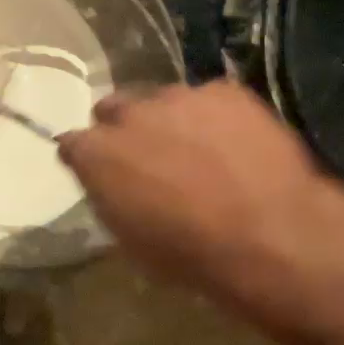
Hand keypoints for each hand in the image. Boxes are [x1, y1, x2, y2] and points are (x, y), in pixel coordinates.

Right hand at [57, 82, 323, 292]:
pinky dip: (215, 117)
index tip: (100, 173)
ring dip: (170, 121)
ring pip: (161, 101)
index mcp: (96, 153)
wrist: (271, 237)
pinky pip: (209, 99)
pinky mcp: (224, 91)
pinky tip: (234, 145)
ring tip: (198, 151)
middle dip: (122, 129)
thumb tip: (108, 182)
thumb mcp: (128, 238)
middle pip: (112, 109)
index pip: (72, 143)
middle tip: (147, 158)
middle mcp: (129, 114)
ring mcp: (178, 97)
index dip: (86, 158)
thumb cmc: (189, 253)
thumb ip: (108, 195)